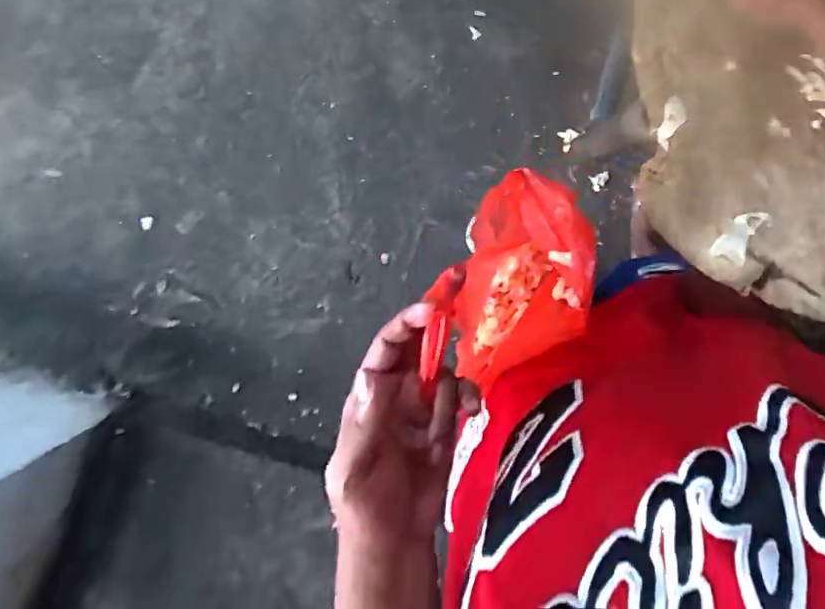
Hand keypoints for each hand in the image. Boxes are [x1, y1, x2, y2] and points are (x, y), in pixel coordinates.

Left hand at [326, 302, 478, 608]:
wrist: (396, 539)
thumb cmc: (364, 505)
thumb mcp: (353, 468)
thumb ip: (365, 421)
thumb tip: (374, 375)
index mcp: (369, 396)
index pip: (387, 347)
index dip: (408, 322)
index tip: (432, 307)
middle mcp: (398, 391)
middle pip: (419, 343)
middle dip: (439, 316)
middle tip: (462, 285)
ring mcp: (424, 403)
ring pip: (446, 369)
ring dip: (453, 385)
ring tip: (453, 416)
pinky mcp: (448, 418)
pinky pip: (464, 393)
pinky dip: (470, 398)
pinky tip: (471, 414)